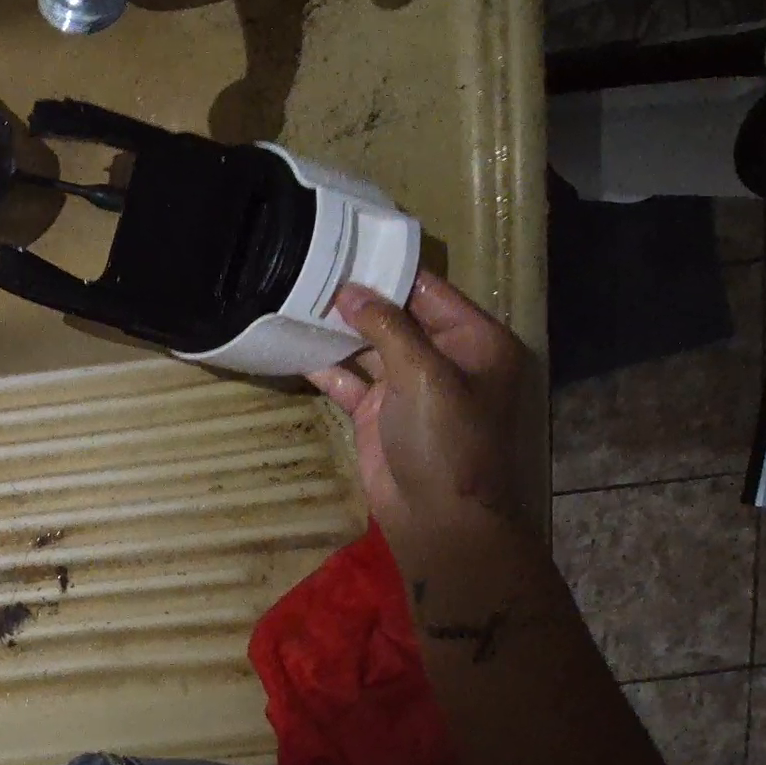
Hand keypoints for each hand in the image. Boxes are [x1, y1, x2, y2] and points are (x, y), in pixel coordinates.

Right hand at [307, 271, 535, 555]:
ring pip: (366, 347)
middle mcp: (442, 359)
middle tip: (307, 272)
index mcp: (474, 343)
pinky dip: (321, 366)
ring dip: (334, 332)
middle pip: (394, 317)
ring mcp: (408, 387)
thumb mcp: (425, 376)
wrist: (439, 516)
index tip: (345, 248)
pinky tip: (290, 348)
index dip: (389, 271)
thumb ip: (388, 329)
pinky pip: (346, 379)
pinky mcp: (377, 412)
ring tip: (291, 302)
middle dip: (355, 300)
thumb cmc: (449, 441)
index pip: (429, 292)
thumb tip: (349, 292)